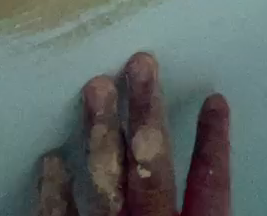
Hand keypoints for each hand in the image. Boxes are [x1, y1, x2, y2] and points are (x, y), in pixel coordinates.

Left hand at [36, 52, 230, 215]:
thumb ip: (202, 205)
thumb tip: (209, 157)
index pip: (210, 184)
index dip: (214, 142)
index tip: (215, 100)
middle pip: (153, 167)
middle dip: (147, 111)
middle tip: (141, 64)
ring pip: (106, 182)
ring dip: (101, 132)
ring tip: (96, 87)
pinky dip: (55, 193)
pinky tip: (51, 160)